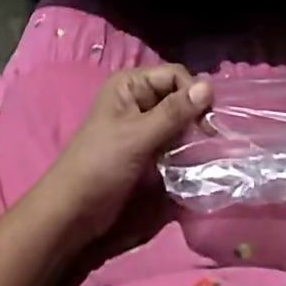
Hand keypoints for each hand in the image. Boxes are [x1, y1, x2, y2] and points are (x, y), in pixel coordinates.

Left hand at [39, 65, 213, 239]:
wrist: (74, 210)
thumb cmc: (101, 164)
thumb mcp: (138, 136)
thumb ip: (174, 112)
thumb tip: (209, 86)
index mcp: (129, 85)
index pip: (174, 75)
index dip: (194, 93)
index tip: (209, 122)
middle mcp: (137, 99)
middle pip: (178, 97)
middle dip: (195, 115)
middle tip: (211, 140)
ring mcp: (141, 125)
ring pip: (178, 121)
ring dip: (192, 135)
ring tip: (205, 154)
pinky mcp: (146, 150)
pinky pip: (173, 141)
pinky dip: (184, 150)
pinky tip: (195, 164)